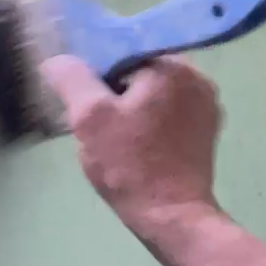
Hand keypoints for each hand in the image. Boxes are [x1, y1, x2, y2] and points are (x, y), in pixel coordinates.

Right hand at [39, 55, 223, 245]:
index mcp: (172, 66)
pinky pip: (169, 111)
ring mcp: (207, 105)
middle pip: (139, 69)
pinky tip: (135, 146)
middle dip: (113, 90)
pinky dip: (149, 121)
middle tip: (95, 123)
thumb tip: (58, 61)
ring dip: (130, 106)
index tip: (82, 97)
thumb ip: (72, 80)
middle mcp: (198, 78)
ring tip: (113, 137)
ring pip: (154, 91)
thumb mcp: (89, 118)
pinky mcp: (207, 130)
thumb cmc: (130, 164)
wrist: (171, 217)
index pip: (123, 49)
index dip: (96, 71)